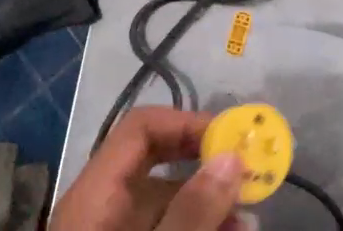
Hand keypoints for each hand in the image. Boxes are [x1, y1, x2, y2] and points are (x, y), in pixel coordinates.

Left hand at [50, 107, 248, 230]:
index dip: (187, 123)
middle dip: (206, 162)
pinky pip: (164, 226)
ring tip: (249, 217)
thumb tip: (231, 159)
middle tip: (248, 168)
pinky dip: (197, 225)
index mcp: (94, 193)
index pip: (140, 127)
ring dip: (210, 201)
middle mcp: (100, 206)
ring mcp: (111, 229)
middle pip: (157, 160)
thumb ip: (190, 211)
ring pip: (166, 200)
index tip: (232, 137)